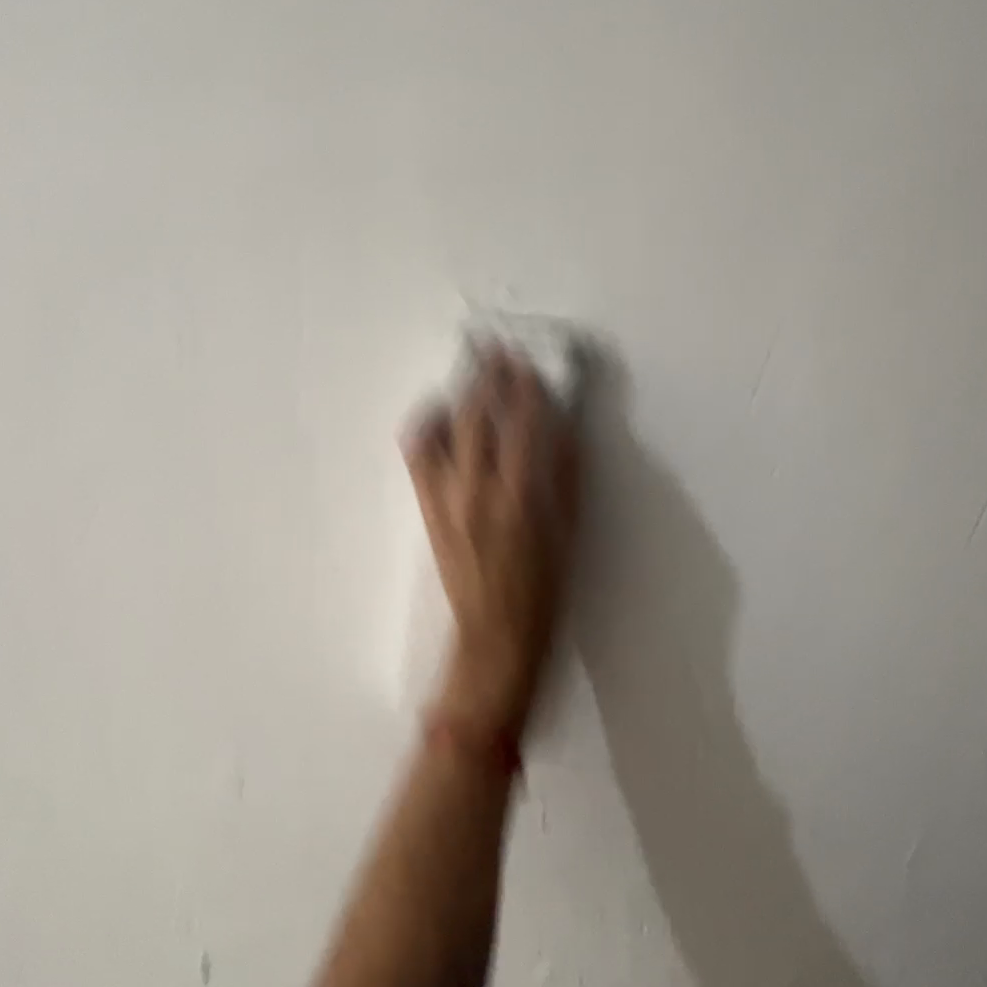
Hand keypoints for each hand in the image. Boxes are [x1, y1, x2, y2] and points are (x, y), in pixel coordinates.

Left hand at [403, 346, 582, 739]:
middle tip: (495, 350)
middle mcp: (478, 492)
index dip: (526, 388)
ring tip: (469, 371)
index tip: (528, 362)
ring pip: (445, 430)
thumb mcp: (567, 534)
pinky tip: (438, 414)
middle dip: (488, 377)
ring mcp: (447, 500)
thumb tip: (561, 429)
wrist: (494, 637)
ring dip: (459, 395)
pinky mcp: (429, 510)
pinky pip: (419, 456)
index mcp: (520, 497)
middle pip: (479, 417)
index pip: (523, 425)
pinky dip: (428, 428)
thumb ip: (564, 477)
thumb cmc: (542, 591)